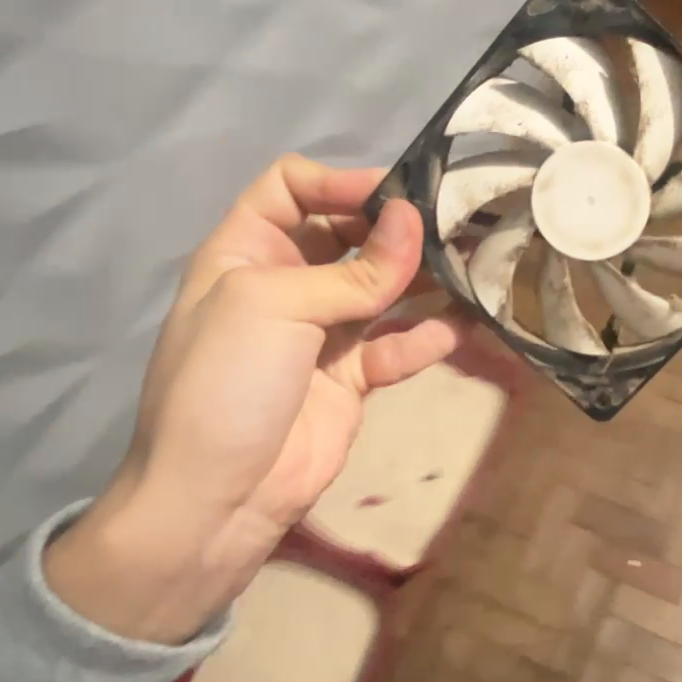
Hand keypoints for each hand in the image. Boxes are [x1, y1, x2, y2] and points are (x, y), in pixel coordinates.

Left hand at [44, 154, 465, 642]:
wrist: (215, 499)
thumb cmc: (226, 383)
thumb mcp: (275, 307)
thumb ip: (354, 270)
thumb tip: (414, 220)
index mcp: (246, 252)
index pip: (292, 188)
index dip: (340, 182)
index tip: (396, 194)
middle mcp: (286, 284)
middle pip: (347, 234)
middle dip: (393, 228)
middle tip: (449, 227)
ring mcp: (321, 333)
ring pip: (381, 289)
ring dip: (421, 280)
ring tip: (466, 271)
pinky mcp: (352, 378)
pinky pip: (394, 347)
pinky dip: (421, 340)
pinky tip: (447, 335)